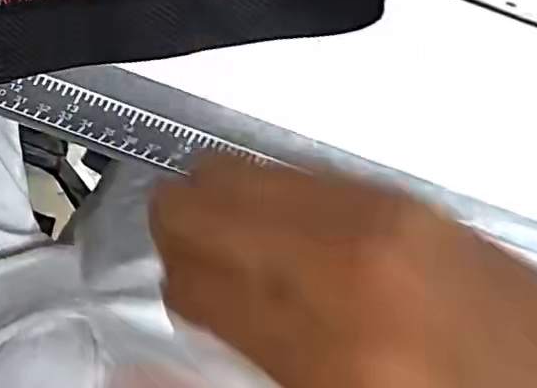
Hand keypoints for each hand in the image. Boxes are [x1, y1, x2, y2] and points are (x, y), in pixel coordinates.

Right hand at [152, 157, 536, 387]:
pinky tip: (310, 249)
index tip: (206, 322)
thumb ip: (226, 385)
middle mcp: (345, 259)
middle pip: (185, 201)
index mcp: (334, 349)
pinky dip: (270, 203)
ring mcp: (379, 214)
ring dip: (222, 215)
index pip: (186, 278)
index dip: (183, 303)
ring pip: (222, 170)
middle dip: (183, 243)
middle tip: (219, 286)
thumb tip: (131, 368)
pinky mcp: (404, 195)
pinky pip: (282, 170)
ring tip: (263, 263)